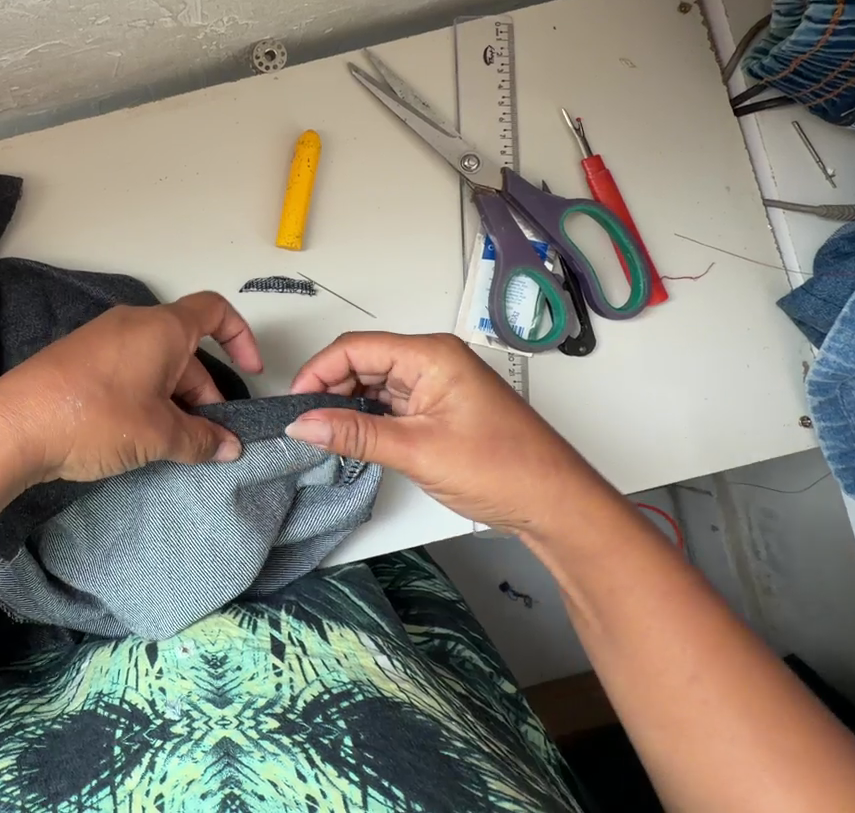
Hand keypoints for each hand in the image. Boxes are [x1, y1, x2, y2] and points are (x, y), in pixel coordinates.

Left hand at [0, 292, 262, 513]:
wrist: (14, 426)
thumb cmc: (96, 417)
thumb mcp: (158, 434)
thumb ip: (201, 439)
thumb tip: (229, 446)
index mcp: (161, 327)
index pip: (214, 311)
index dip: (241, 336)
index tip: (252, 372)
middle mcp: (133, 324)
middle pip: (185, 350)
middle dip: (204, 393)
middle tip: (206, 439)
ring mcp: (102, 340)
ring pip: (156, 365)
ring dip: (174, 401)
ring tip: (171, 446)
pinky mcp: (79, 361)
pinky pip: (128, 372)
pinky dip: (145, 399)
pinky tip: (137, 436)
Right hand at [283, 332, 617, 536]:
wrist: (557, 506)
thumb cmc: (507, 470)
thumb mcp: (416, 450)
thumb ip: (354, 434)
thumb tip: (305, 424)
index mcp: (432, 354)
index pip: (355, 347)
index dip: (318, 372)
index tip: (297, 403)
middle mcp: (433, 361)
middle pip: (361, 361)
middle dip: (329, 389)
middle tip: (307, 423)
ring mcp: (436, 384)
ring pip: (372, 382)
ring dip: (347, 405)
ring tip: (327, 434)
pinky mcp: (437, 407)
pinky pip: (388, 402)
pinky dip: (366, 417)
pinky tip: (353, 437)